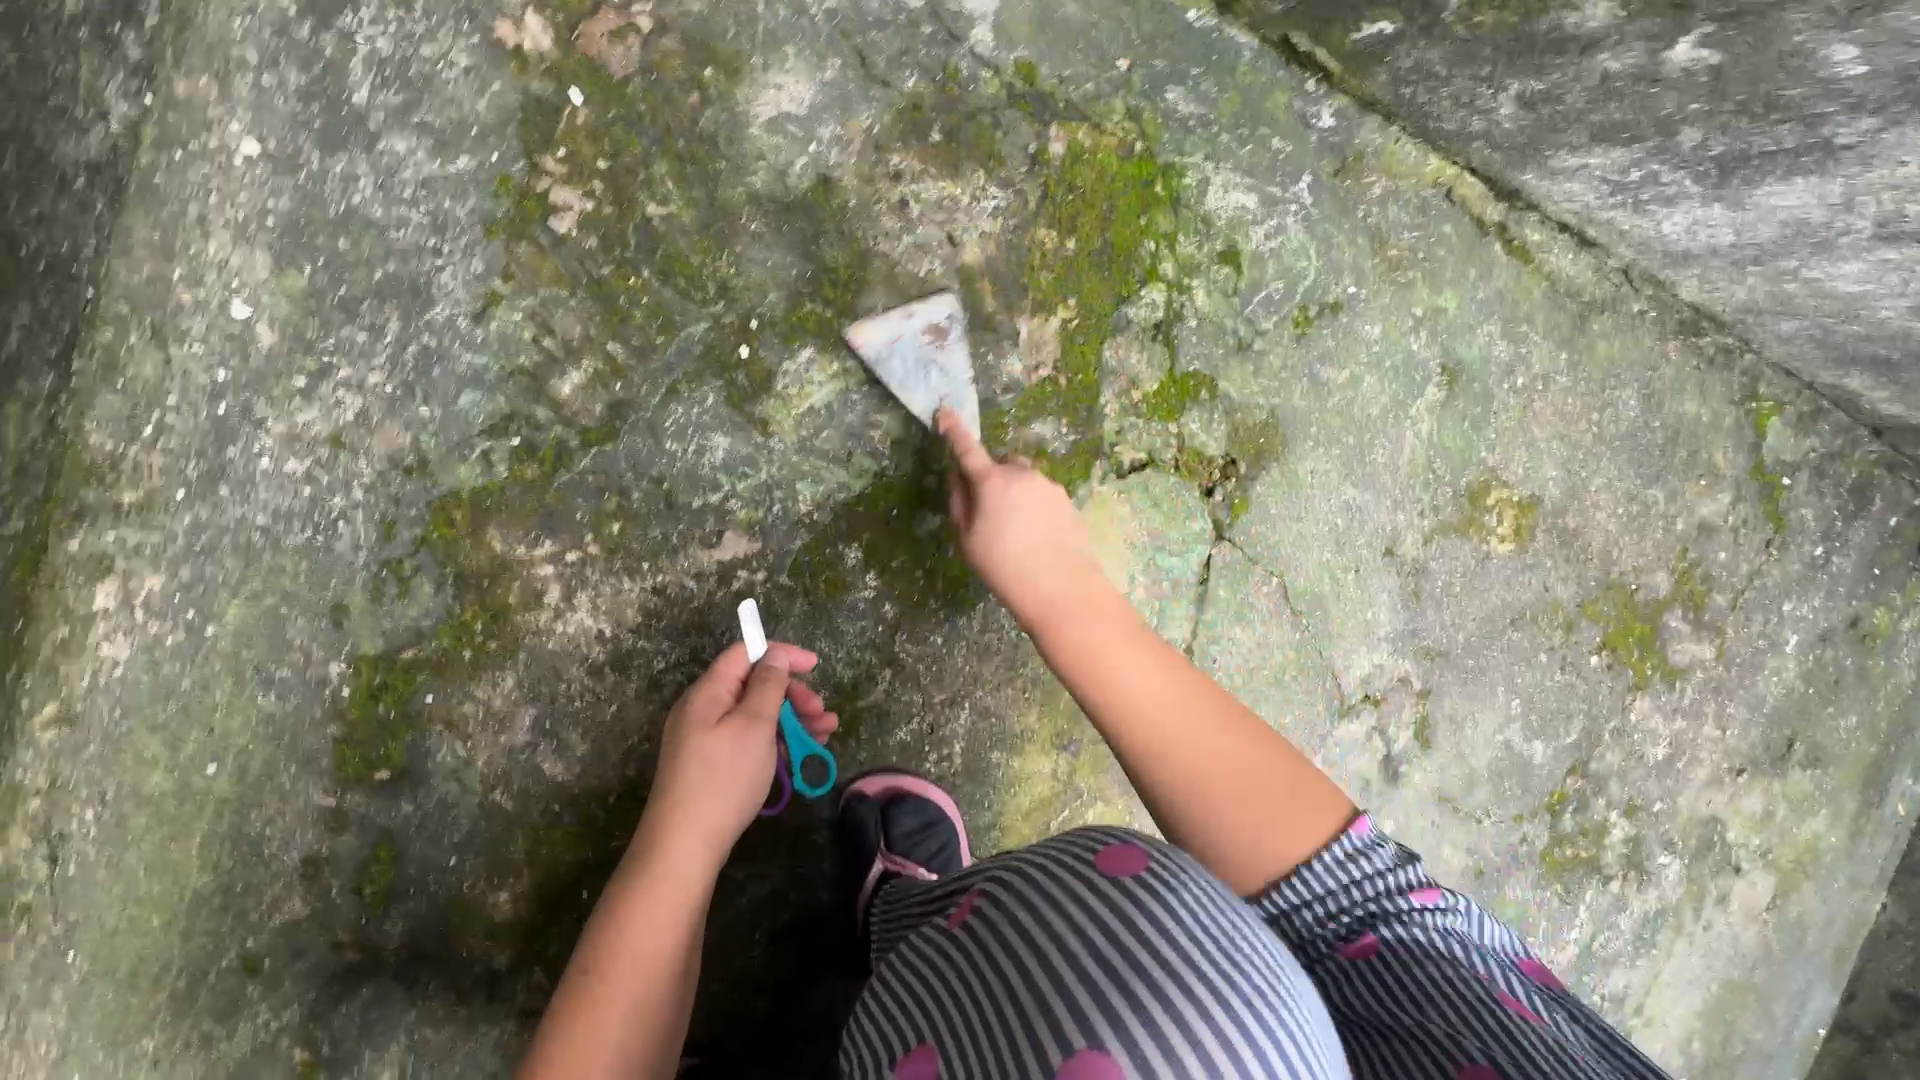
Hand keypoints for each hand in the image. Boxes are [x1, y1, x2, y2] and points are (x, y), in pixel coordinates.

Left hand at [638, 642, 837, 871]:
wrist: (685, 844)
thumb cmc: (724, 778)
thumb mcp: (753, 725)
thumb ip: (767, 684)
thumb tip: (773, 655)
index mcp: (708, 692)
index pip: (745, 654)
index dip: (780, 654)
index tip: (815, 666)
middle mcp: (703, 709)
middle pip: (752, 685)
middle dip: (792, 693)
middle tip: (821, 712)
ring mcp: (706, 738)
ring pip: (755, 714)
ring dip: (792, 718)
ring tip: (826, 733)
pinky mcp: (711, 763)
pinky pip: (749, 738)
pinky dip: (776, 739)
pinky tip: (802, 751)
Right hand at [939, 407, 1107, 630]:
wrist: (1059, 586)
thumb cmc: (1002, 566)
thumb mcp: (966, 539)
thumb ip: (959, 502)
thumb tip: (960, 478)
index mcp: (992, 481)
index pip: (967, 449)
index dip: (954, 431)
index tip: (945, 411)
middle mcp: (1022, 473)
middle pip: (1001, 465)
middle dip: (993, 478)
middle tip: (989, 513)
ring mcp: (1048, 485)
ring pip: (1024, 480)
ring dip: (1016, 493)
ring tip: (1017, 532)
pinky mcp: (1067, 500)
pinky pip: (1042, 495)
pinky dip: (1035, 508)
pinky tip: (1037, 537)